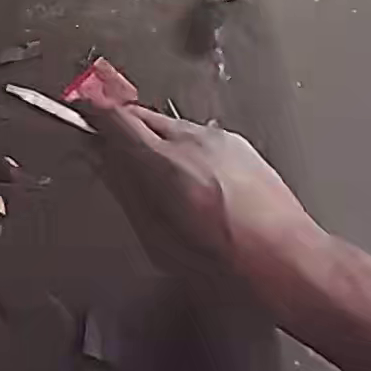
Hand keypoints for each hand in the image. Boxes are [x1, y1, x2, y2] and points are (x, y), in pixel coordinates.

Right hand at [83, 104, 319, 283]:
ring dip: (153, 138)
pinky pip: (195, 134)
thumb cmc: (222, 262)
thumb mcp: (159, 236)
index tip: (79, 108)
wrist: (290, 259)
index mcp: (167, 165)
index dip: (94, 111)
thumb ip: (126, 190)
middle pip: (142, 116)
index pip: (119, 121)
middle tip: (110, 145)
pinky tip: (191, 177)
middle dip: (122, 126)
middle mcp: (192, 140)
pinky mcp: (237, 142)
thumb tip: (102, 159)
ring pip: (169, 124)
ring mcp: (218, 137)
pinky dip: (181, 145)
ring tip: (158, 175)